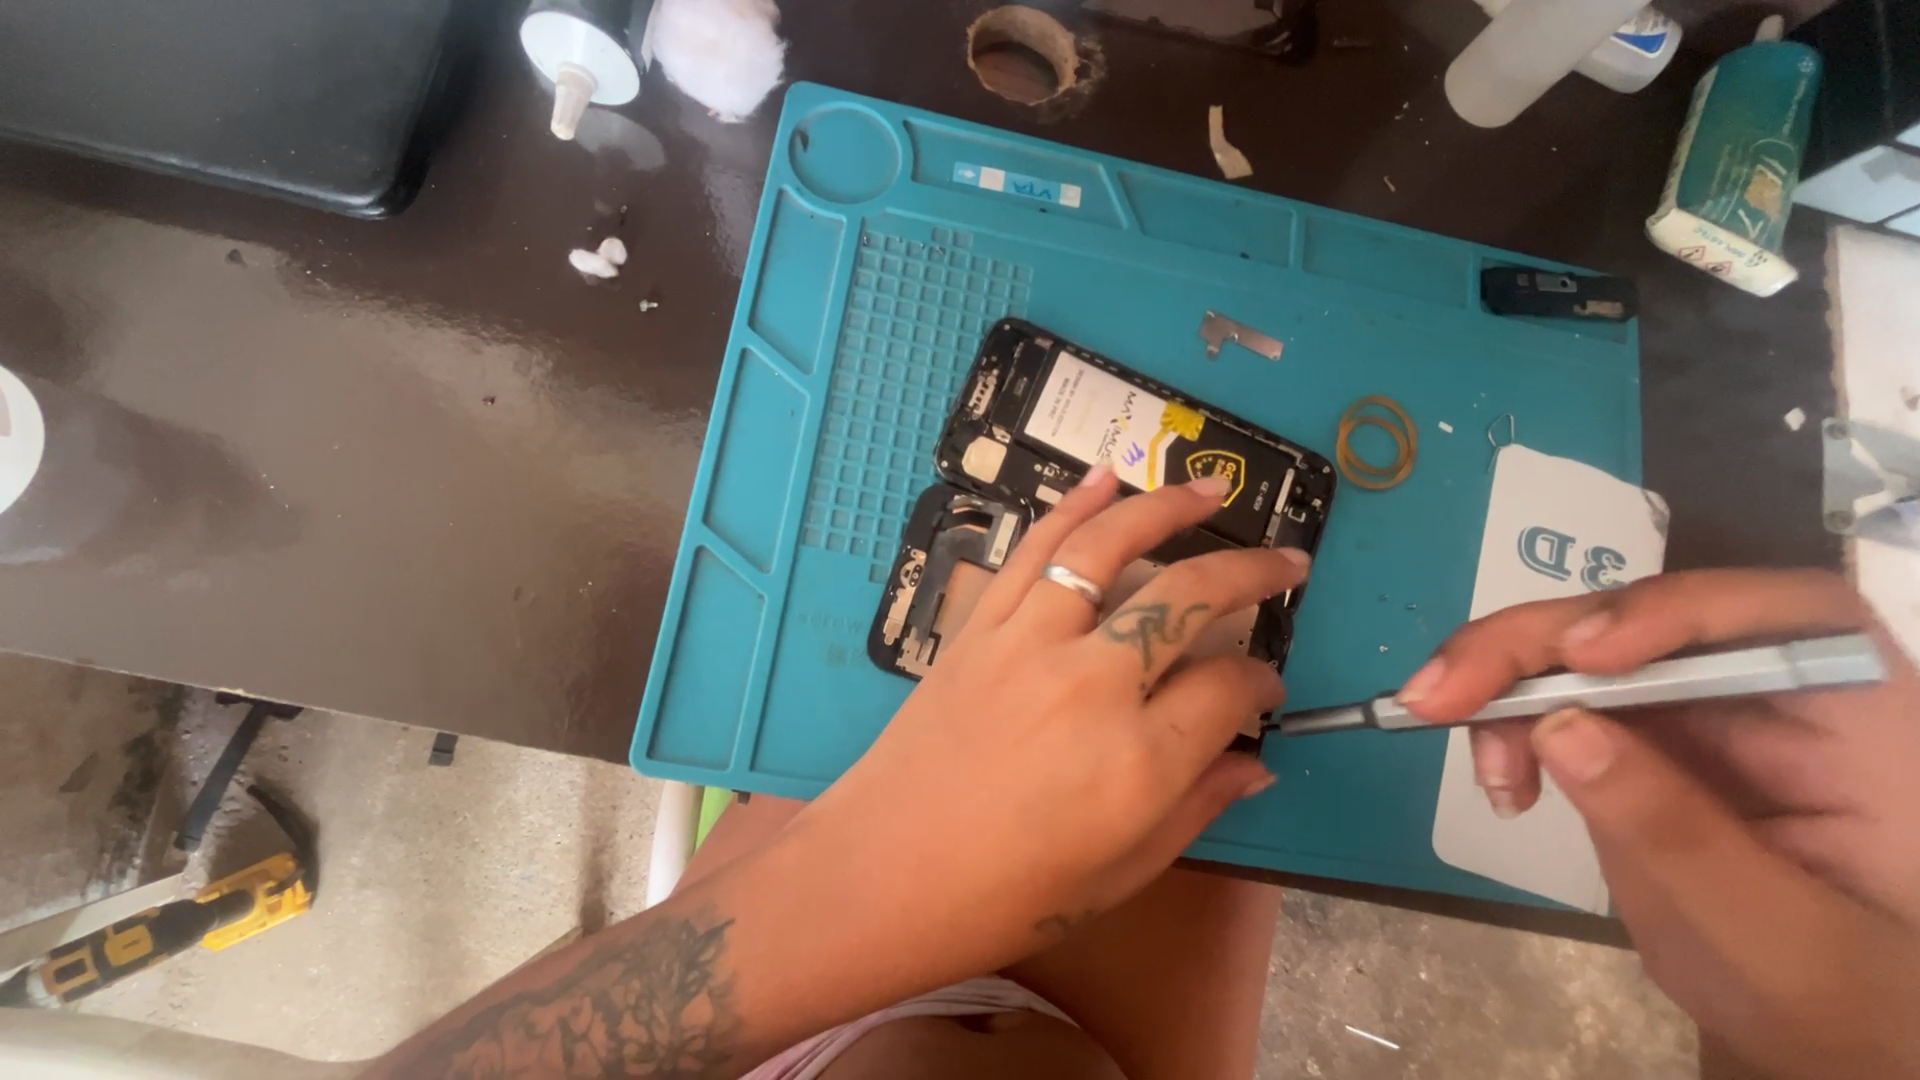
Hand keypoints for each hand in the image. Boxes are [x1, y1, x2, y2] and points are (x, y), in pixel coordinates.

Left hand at [789, 465, 1306, 964]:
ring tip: (1210, 489)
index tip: (1265, 685)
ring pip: (1107, 550)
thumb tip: (1257, 762)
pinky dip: (1071, 508)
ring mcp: (1028, 645)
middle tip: (1286, 563)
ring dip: (1165, 509)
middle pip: (1187, 600)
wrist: (884, 871)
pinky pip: (1032, 553)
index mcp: (1139, 763)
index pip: (1228, 690)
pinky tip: (1105, 478)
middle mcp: (1091, 685)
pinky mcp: (980, 628)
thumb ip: (1196, 807)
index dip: (1260, 682)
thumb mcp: (1119, 873)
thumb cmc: (1005, 895)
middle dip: (1251, 574)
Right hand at [1401, 570, 1919, 1077]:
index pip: (1788, 618)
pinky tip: (1498, 780)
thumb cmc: (1828, 1000)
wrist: (1806, 1025)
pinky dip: (1497, 719)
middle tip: (1436, 695)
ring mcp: (1694, 706)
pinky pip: (1545, 693)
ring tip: (1456, 746)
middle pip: (1640, 620)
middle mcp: (1772, 694)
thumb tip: (1558, 727)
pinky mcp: (1632, 727)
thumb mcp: (1767, 935)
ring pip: (1572, 648)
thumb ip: (1672, 829)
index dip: (1677, 612)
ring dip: (1495, 684)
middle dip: (1528, 648)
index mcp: (1864, 730)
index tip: (1578, 656)